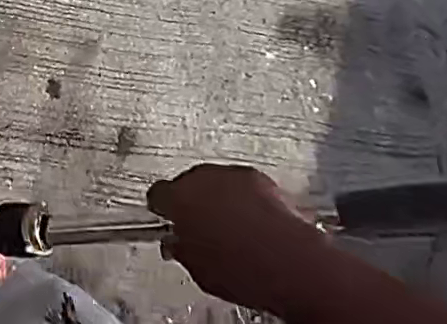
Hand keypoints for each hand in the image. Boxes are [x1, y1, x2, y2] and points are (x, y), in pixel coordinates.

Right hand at [145, 164, 328, 317]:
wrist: (289, 262)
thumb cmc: (245, 268)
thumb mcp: (200, 271)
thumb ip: (181, 250)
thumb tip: (176, 246)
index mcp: (177, 198)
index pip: (157, 195)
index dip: (162, 208)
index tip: (168, 218)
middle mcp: (198, 179)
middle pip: (188, 185)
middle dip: (195, 203)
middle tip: (206, 228)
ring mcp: (227, 175)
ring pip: (216, 182)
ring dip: (221, 198)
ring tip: (235, 227)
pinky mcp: (255, 177)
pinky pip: (244, 184)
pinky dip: (248, 198)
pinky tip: (257, 221)